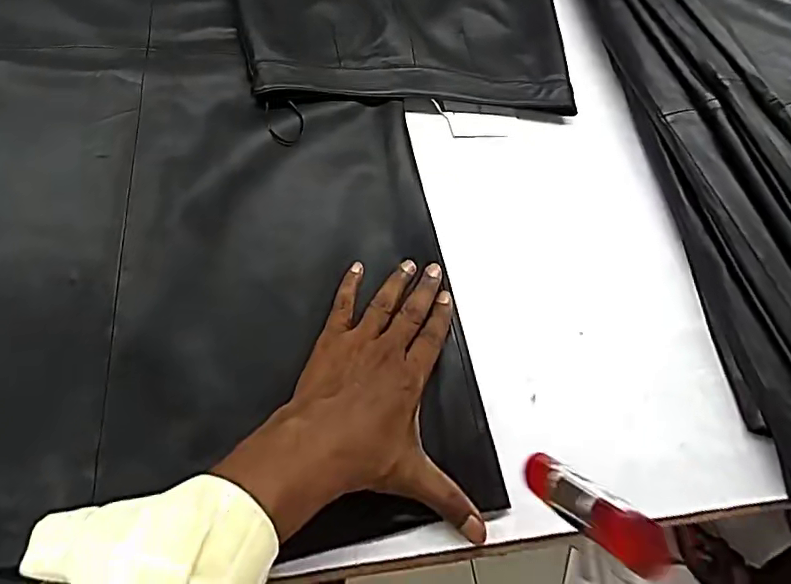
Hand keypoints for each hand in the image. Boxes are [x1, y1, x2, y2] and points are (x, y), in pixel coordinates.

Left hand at [211, 261, 483, 545]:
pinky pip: (343, 305)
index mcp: (407, 377)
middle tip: (434, 269)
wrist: (316, 443)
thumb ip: (448, 497)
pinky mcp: (332, 340)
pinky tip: (355, 270)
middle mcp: (386, 353)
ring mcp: (358, 342)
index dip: (441, 316)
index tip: (447, 297)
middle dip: (425, 289)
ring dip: (396, 282)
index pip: (430, 339)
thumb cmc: (357, 453)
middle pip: (411, 313)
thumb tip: (474, 524)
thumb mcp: (411, 475)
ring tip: (406, 264)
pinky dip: (350, 285)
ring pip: (383, 303)